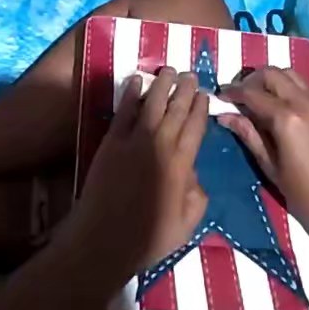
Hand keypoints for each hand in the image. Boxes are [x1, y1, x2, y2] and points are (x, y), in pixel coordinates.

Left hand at [67, 68, 208, 281]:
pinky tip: (136, 80)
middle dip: (185, 90)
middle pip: (176, 110)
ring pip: (152, 103)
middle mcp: (160, 145)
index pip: (195, 127)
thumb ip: (196, 195)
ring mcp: (133, 140)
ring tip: (170, 69)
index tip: (205, 94)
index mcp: (181, 164)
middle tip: (191, 74)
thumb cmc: (148, 238)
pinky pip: (123, 111)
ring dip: (162, 84)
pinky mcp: (111, 141)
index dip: (201, 108)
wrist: (103, 240)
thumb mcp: (186, 224)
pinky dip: (130, 93)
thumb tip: (193, 174)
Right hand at [219, 67, 308, 234]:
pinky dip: (284, 85)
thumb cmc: (306, 193)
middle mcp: (302, 102)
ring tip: (255, 97)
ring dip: (269, 79)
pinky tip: (275, 105)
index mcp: (286, 118)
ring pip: (288, 73)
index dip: (232, 92)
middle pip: (271, 74)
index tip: (219, 97)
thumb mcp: (271, 167)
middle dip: (250, 80)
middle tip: (236, 96)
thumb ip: (249, 135)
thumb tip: (225, 115)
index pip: (252, 93)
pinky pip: (301, 85)